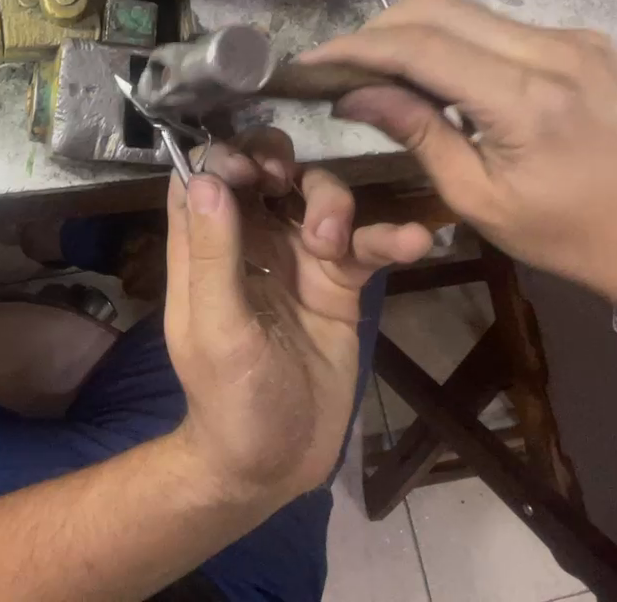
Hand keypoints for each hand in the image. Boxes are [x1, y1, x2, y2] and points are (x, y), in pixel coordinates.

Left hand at [164, 128, 430, 508]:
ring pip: (314, 198)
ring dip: (330, 202)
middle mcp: (248, 241)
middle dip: (277, 163)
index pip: (203, 178)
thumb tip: (204, 177)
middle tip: (286, 181)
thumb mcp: (214, 327)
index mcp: (203, 247)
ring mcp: (296, 259)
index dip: (223, 157)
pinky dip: (388, 236)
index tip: (249, 166)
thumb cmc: (228, 395)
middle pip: (261, 173)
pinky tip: (414, 241)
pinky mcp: (339, 284)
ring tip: (333, 241)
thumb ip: (210, 253)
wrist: (276, 460)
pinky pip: (364, 245)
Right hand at [299, 0, 616, 322]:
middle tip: (343, 69)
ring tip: (380, 74)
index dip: (355, 48)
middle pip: (437, 9)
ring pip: (464, 10)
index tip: (310, 62)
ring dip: (411, 33)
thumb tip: (353, 93)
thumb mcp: (477, 197)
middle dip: (377, 31)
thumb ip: (416, 132)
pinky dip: (451, 41)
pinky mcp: (582, 43)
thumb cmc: (568, 236)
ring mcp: (574, 40)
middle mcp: (554, 51)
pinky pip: (495, 25)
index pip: (420, 47)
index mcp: (528, 99)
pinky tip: (437, 78)